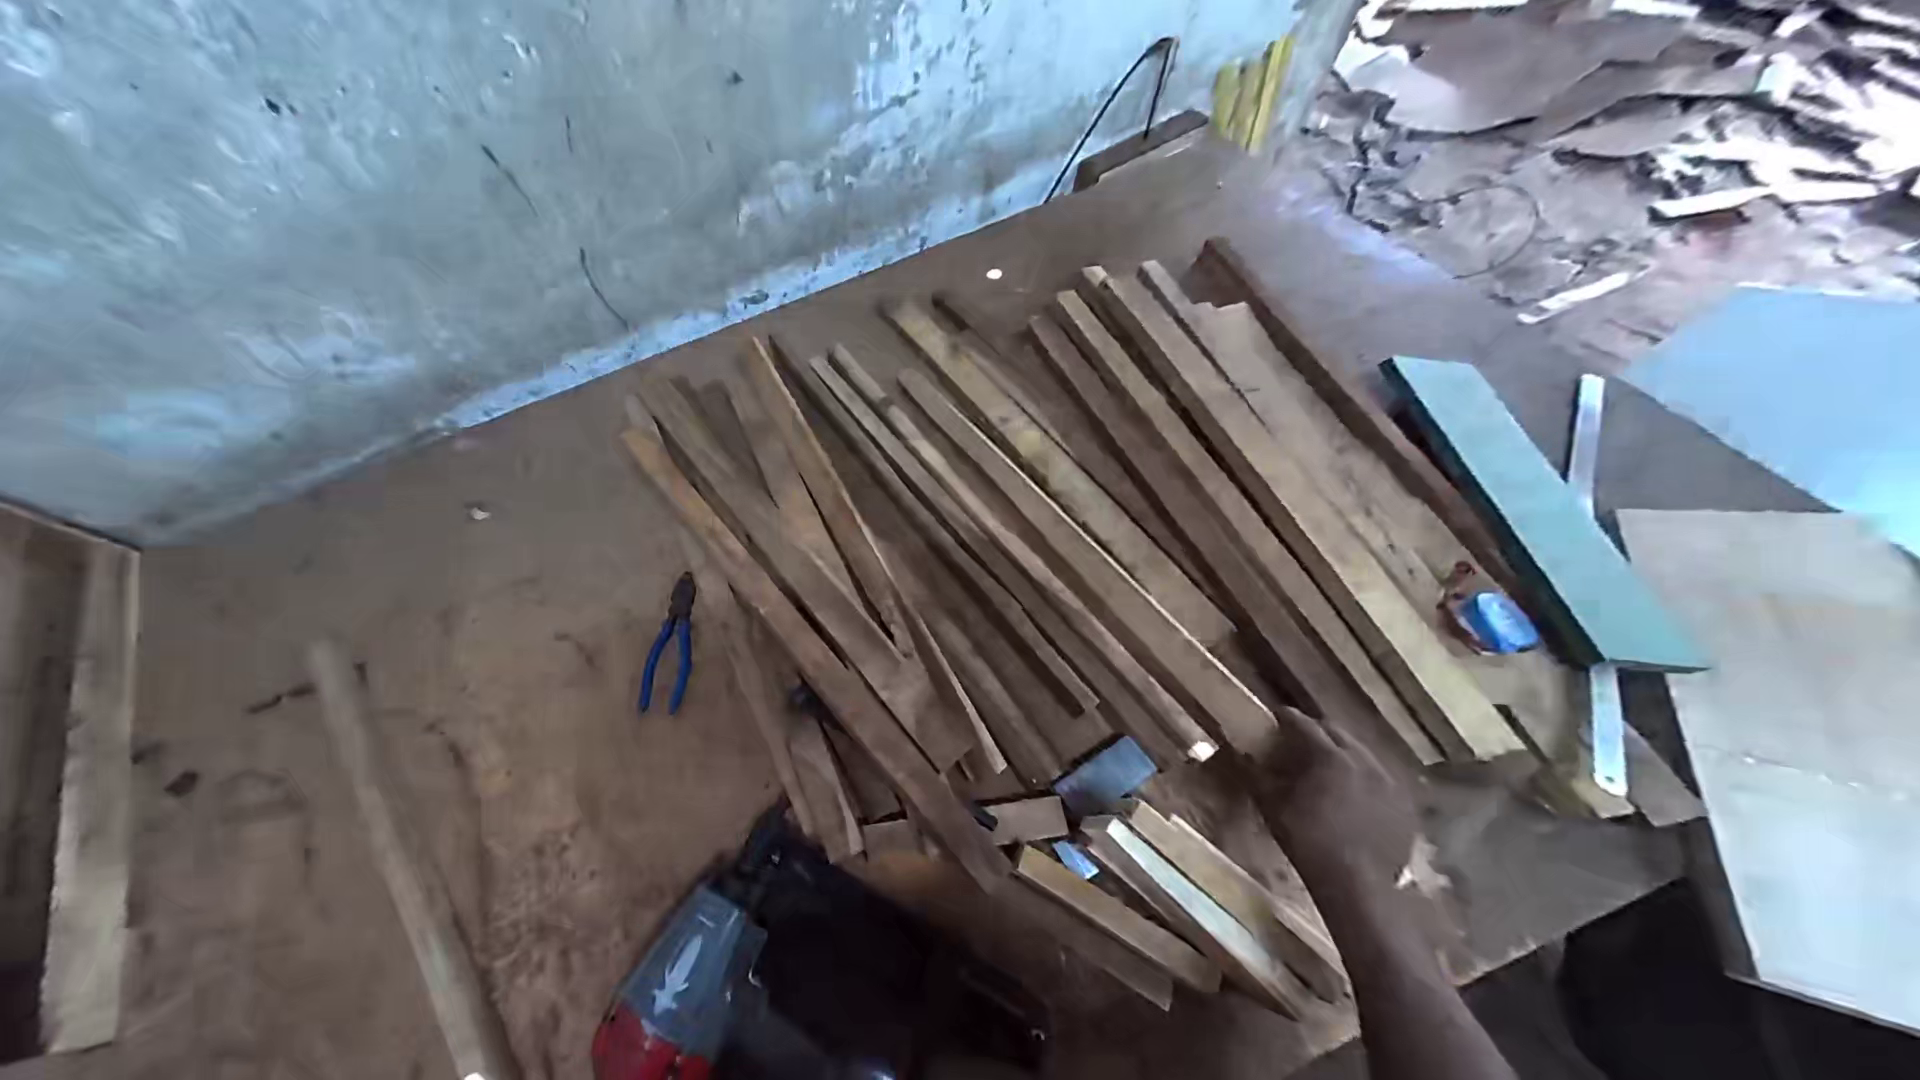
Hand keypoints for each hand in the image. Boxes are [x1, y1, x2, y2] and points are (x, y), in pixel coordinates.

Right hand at [1248, 706, 1420, 892]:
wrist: (1357, 887)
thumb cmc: (1308, 841)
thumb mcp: (1272, 805)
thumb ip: (1255, 773)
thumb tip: (1239, 752)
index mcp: (1330, 756)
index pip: (1303, 723)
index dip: (1286, 718)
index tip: (1274, 718)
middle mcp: (1364, 760)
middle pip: (1336, 731)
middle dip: (1315, 731)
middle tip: (1297, 740)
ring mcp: (1389, 783)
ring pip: (1361, 753)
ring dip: (1340, 752)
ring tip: (1325, 766)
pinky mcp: (1403, 805)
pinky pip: (1379, 778)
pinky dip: (1362, 777)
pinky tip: (1351, 794)